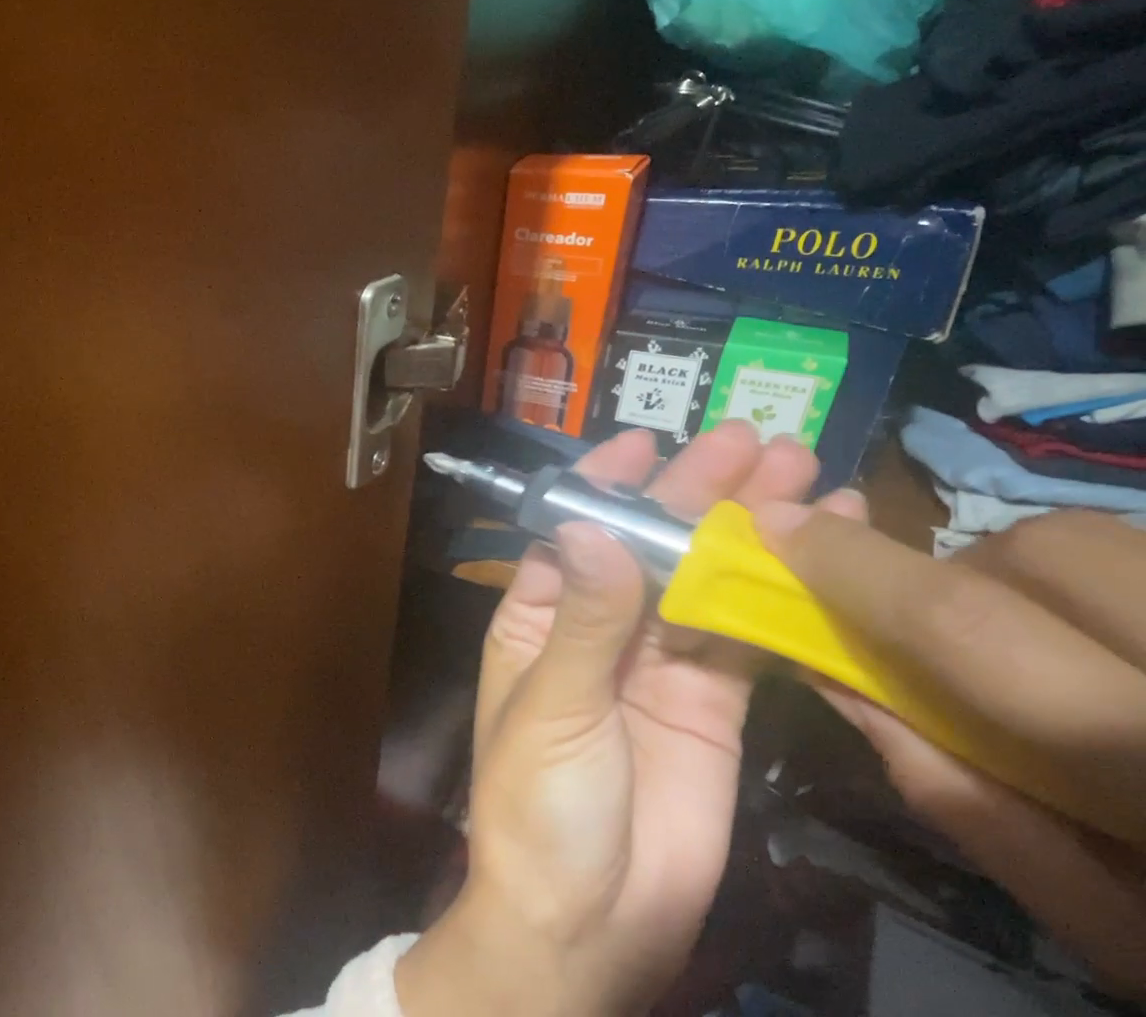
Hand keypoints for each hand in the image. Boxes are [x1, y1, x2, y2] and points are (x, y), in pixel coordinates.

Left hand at [396, 422, 861, 1015]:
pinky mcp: (712, 706)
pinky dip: (782, 598)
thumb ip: (583, 620)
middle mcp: (595, 632)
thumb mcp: (553, 707)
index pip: (570, 536)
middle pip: (647, 548)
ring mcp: (657, 666)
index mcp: (534, 622)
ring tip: (801, 470)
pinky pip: (747, 638)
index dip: (604, 487)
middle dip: (693, 494)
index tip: (644, 442)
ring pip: (704, 582)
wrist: (588, 917)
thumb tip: (591, 525)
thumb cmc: (541, 806)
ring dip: (748, 531)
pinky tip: (822, 554)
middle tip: (753, 438)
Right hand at [756, 505, 1145, 999]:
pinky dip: (1108, 591)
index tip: (778, 526)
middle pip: (1050, 551)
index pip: (965, 624)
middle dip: (962, 570)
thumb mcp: (1106, 925)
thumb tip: (833, 676)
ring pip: (1115, 542)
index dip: (854, 567)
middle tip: (948, 635)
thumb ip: (961, 796)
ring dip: (1041, 578)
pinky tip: (1120, 659)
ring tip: (1056, 653)